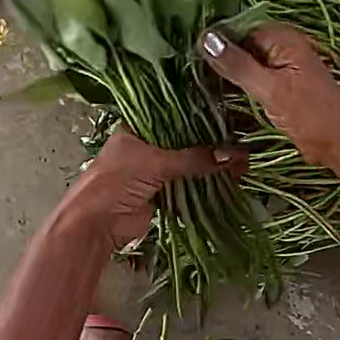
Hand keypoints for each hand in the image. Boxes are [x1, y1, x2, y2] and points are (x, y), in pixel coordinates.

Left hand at [59, 130, 245, 248]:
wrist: (97, 224)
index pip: (173, 116)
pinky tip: (229, 178)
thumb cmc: (116, 181)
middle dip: (210, 144)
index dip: (199, 117)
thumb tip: (233, 154)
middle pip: (184, 142)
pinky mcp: (162, 193)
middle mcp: (146, 146)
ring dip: (210, 165)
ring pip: (188, 164)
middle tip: (240, 141)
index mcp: (137, 128)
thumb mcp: (156, 162)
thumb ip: (195, 158)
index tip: (227, 117)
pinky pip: (188, 184)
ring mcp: (154, 170)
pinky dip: (206, 183)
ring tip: (242, 161)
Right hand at [200, 24, 339, 175]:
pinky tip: (219, 100)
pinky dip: (239, 90)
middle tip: (190, 75)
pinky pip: (254, 83)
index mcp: (283, 39)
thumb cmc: (311, 115)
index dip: (216, 43)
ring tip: (198, 88)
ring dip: (227, 78)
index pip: (239, 31)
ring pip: (246, 67)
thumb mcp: (270, 89)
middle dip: (219, 60)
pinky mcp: (283, 90)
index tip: (189, 58)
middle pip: (242, 48)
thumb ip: (237, 64)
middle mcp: (283, 49)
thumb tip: (206, 38)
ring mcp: (283, 70)